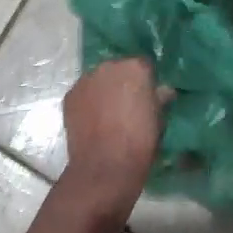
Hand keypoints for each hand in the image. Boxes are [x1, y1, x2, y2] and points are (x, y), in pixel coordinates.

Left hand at [61, 58, 168, 212]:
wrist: (105, 166)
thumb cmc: (139, 142)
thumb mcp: (159, 120)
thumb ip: (160, 98)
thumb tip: (163, 90)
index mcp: (135, 68)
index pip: (143, 65)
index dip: (145, 81)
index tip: (147, 96)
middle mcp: (109, 66)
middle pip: (118, 69)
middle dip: (123, 83)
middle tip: (127, 105)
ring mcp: (86, 79)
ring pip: (98, 80)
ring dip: (104, 91)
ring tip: (107, 115)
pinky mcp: (70, 95)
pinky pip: (83, 94)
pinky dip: (88, 103)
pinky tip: (92, 121)